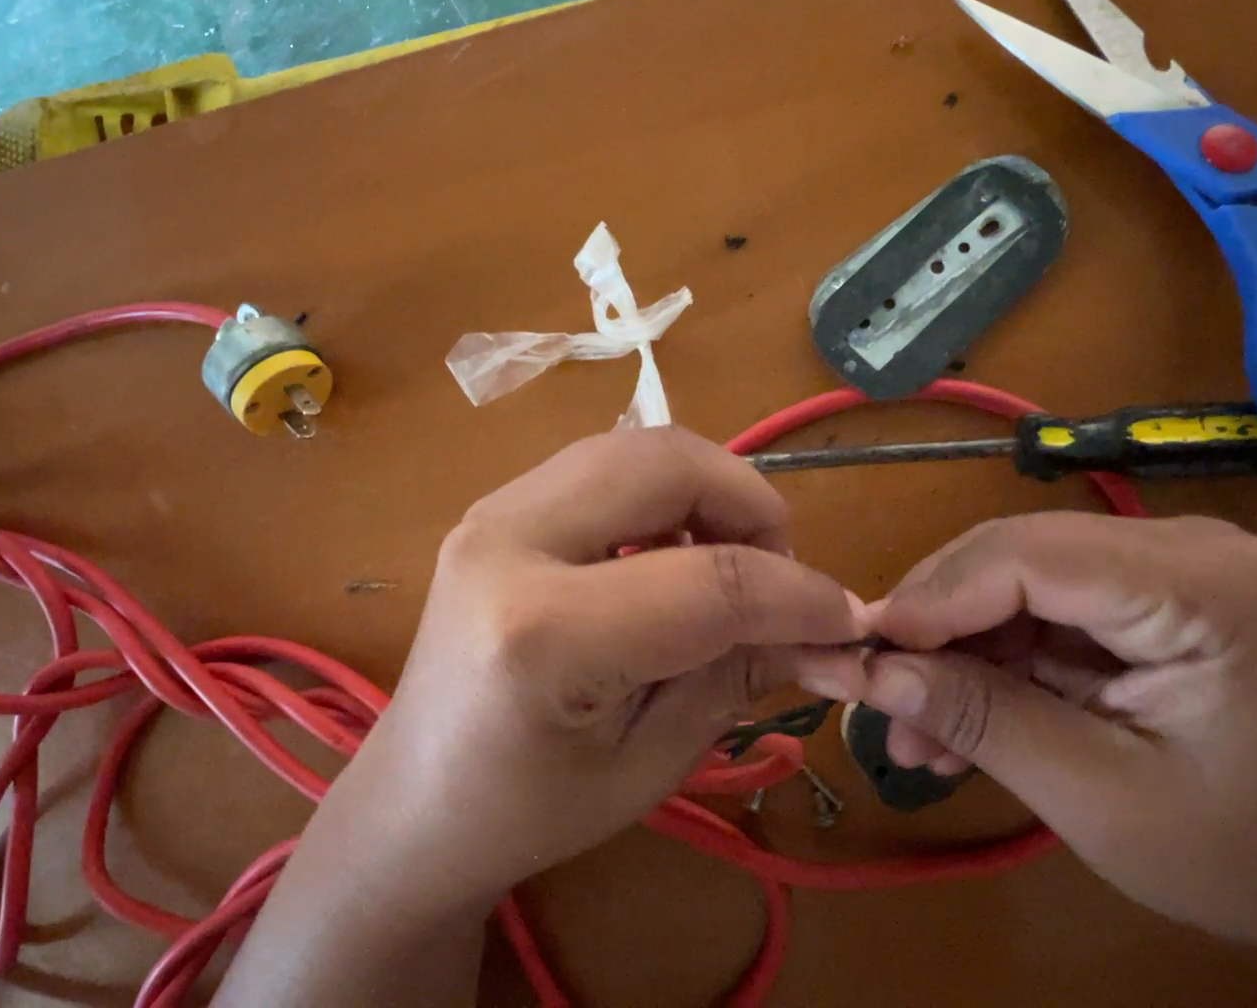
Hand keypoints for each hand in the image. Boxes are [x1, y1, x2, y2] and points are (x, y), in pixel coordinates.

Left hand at [335, 427, 868, 906]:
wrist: (414, 803)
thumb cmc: (528, 809)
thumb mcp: (650, 762)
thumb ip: (739, 675)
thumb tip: (826, 626)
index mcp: (542, 631)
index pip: (708, 580)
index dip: (796, 594)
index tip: (842, 618)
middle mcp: (507, 540)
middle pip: (667, 462)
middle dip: (749, 503)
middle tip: (778, 570)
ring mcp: (492, 510)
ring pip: (637, 447)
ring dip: (706, 490)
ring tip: (727, 563)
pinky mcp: (495, 506)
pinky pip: (605, 466)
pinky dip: (661, 494)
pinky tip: (668, 556)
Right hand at [860, 512, 1256, 948]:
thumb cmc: (1243, 856)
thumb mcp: (1097, 797)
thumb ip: (983, 720)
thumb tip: (871, 672)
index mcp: (1205, 587)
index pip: (1030, 556)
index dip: (934, 599)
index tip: (863, 655)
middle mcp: (1188, 547)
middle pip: (1014, 556)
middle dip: (936, 627)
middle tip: (877, 695)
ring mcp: (1168, 564)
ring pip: (1012, 580)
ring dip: (955, 650)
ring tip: (911, 731)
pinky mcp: (1145, 592)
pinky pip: (1039, 606)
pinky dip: (991, 660)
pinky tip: (954, 720)